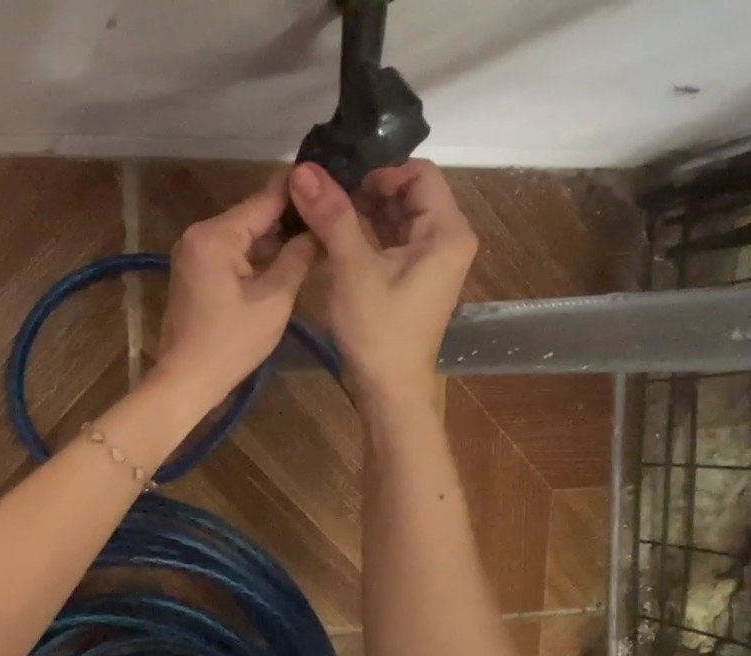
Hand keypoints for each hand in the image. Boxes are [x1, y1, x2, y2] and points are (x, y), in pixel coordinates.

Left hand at [154, 170, 319, 399]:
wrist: (186, 380)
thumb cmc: (230, 343)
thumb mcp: (274, 298)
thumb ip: (299, 255)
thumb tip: (321, 226)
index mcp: (215, 235)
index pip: (267, 198)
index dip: (304, 193)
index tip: (337, 188)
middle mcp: (199, 234)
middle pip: (255, 215)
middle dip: (291, 219)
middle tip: (332, 219)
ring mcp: (193, 253)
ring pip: (245, 235)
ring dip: (276, 240)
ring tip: (318, 239)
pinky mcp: (195, 272)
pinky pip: (232, 253)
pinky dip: (257, 257)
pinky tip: (288, 262)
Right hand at [287, 160, 477, 409]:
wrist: (388, 390)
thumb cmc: (378, 330)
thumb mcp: (352, 268)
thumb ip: (332, 215)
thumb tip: (304, 169)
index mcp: (446, 230)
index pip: (418, 173)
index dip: (377, 170)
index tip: (337, 181)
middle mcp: (445, 239)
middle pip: (407, 194)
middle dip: (365, 190)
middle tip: (322, 194)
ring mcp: (428, 261)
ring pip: (395, 218)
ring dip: (360, 213)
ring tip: (320, 214)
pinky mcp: (410, 279)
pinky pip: (389, 242)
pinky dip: (363, 236)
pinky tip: (331, 238)